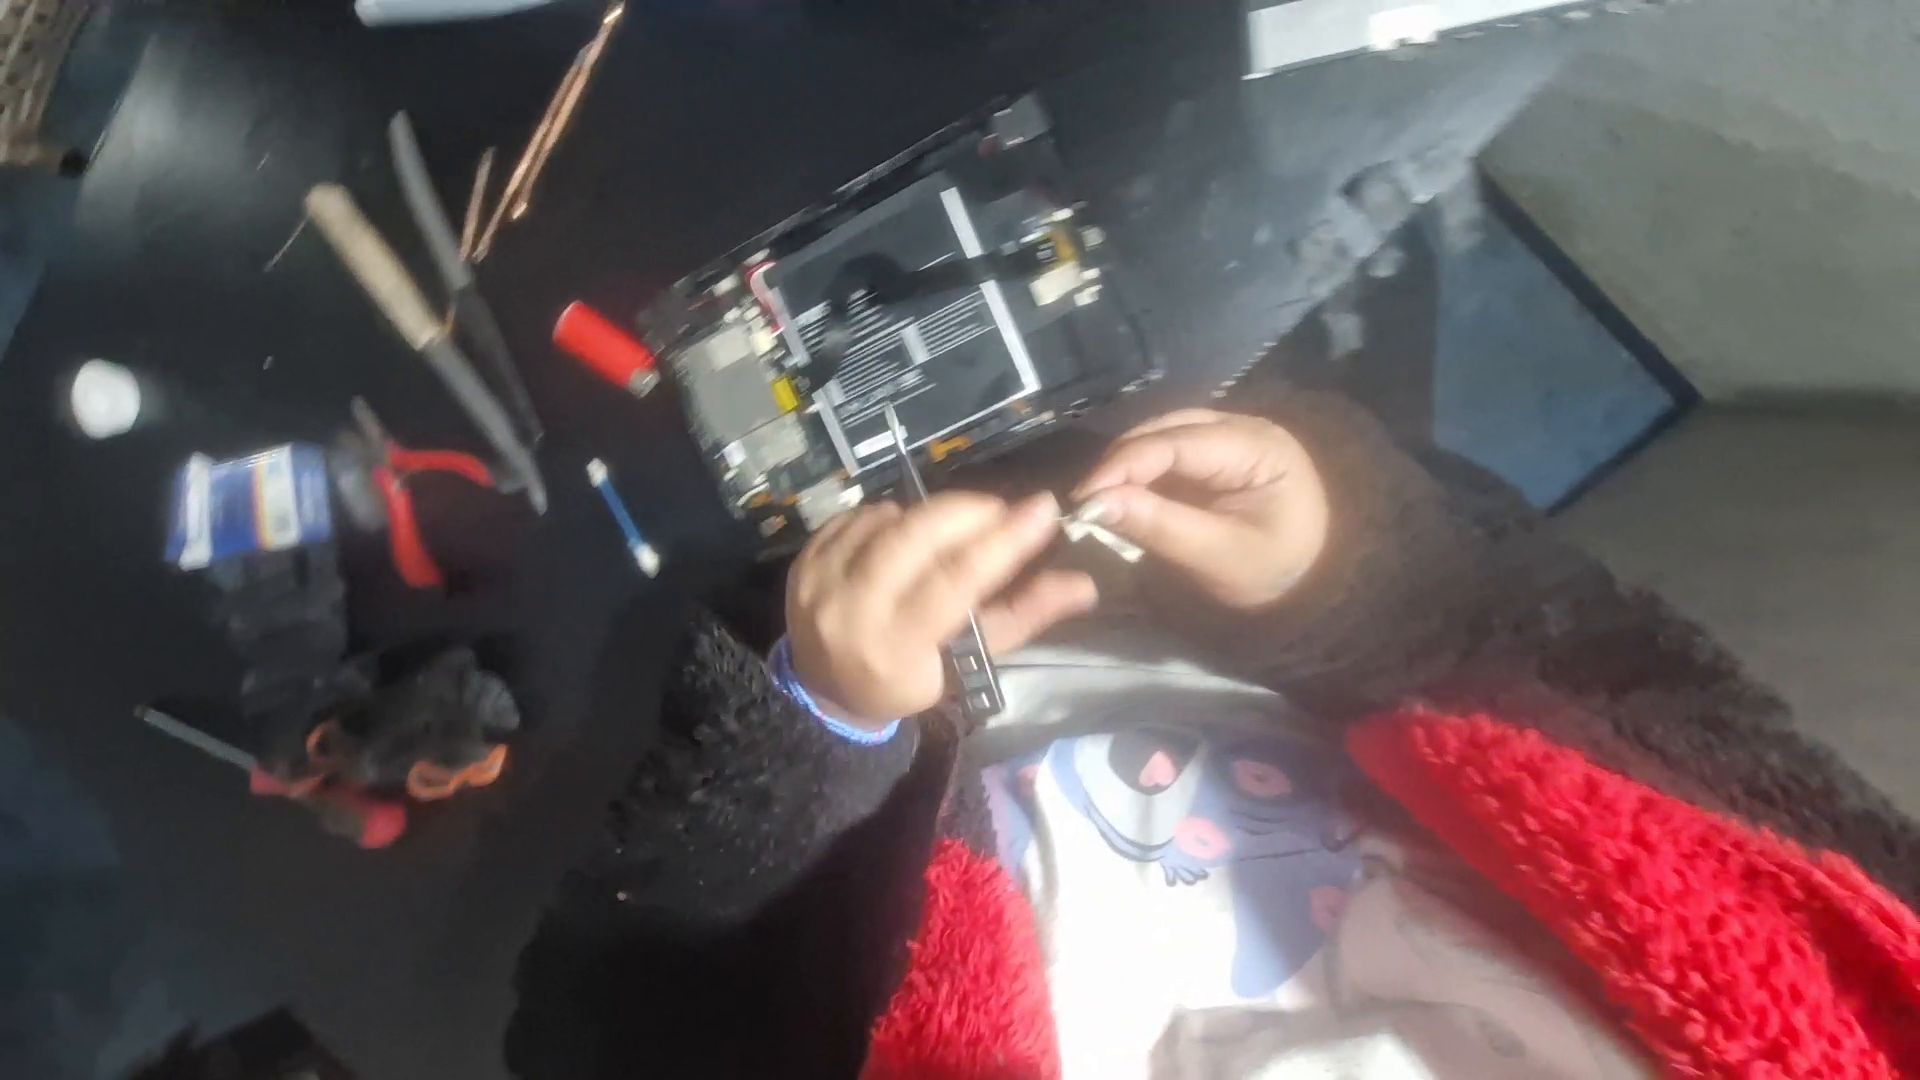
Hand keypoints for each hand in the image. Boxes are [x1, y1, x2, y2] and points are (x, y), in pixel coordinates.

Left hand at [786, 491, 1097, 725]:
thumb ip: (1022, 617)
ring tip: (953, 528)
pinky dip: (891, 515)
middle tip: (999, 509)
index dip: (1003, 541)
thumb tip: (1083, 584)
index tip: (1044, 508)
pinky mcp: (803, 559)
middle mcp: (849, 610)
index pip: (954, 581)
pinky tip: (907, 530)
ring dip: (929, 514)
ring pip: (886, 518)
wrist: (828, 690)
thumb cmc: (909, 680)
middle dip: (967, 511)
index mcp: (895, 647)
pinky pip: (858, 515)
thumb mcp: (968, 661)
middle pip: (914, 535)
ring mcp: (818, 580)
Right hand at [1073, 409, 1328, 610]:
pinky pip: (1163, 454)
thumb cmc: (1274, 573)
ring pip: (1157, 437)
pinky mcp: (1210, 457)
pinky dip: (1137, 475)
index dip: (1123, 466)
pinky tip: (1119, 499)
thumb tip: (1095, 504)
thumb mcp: (1218, 556)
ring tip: (1097, 504)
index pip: (1176, 442)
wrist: (1311, 586)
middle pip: (1162, 430)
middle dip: (1119, 465)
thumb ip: (1159, 527)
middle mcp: (1240, 427)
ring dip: (1124, 468)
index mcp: (1257, 446)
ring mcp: (1225, 438)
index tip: (1082, 501)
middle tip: (1083, 506)